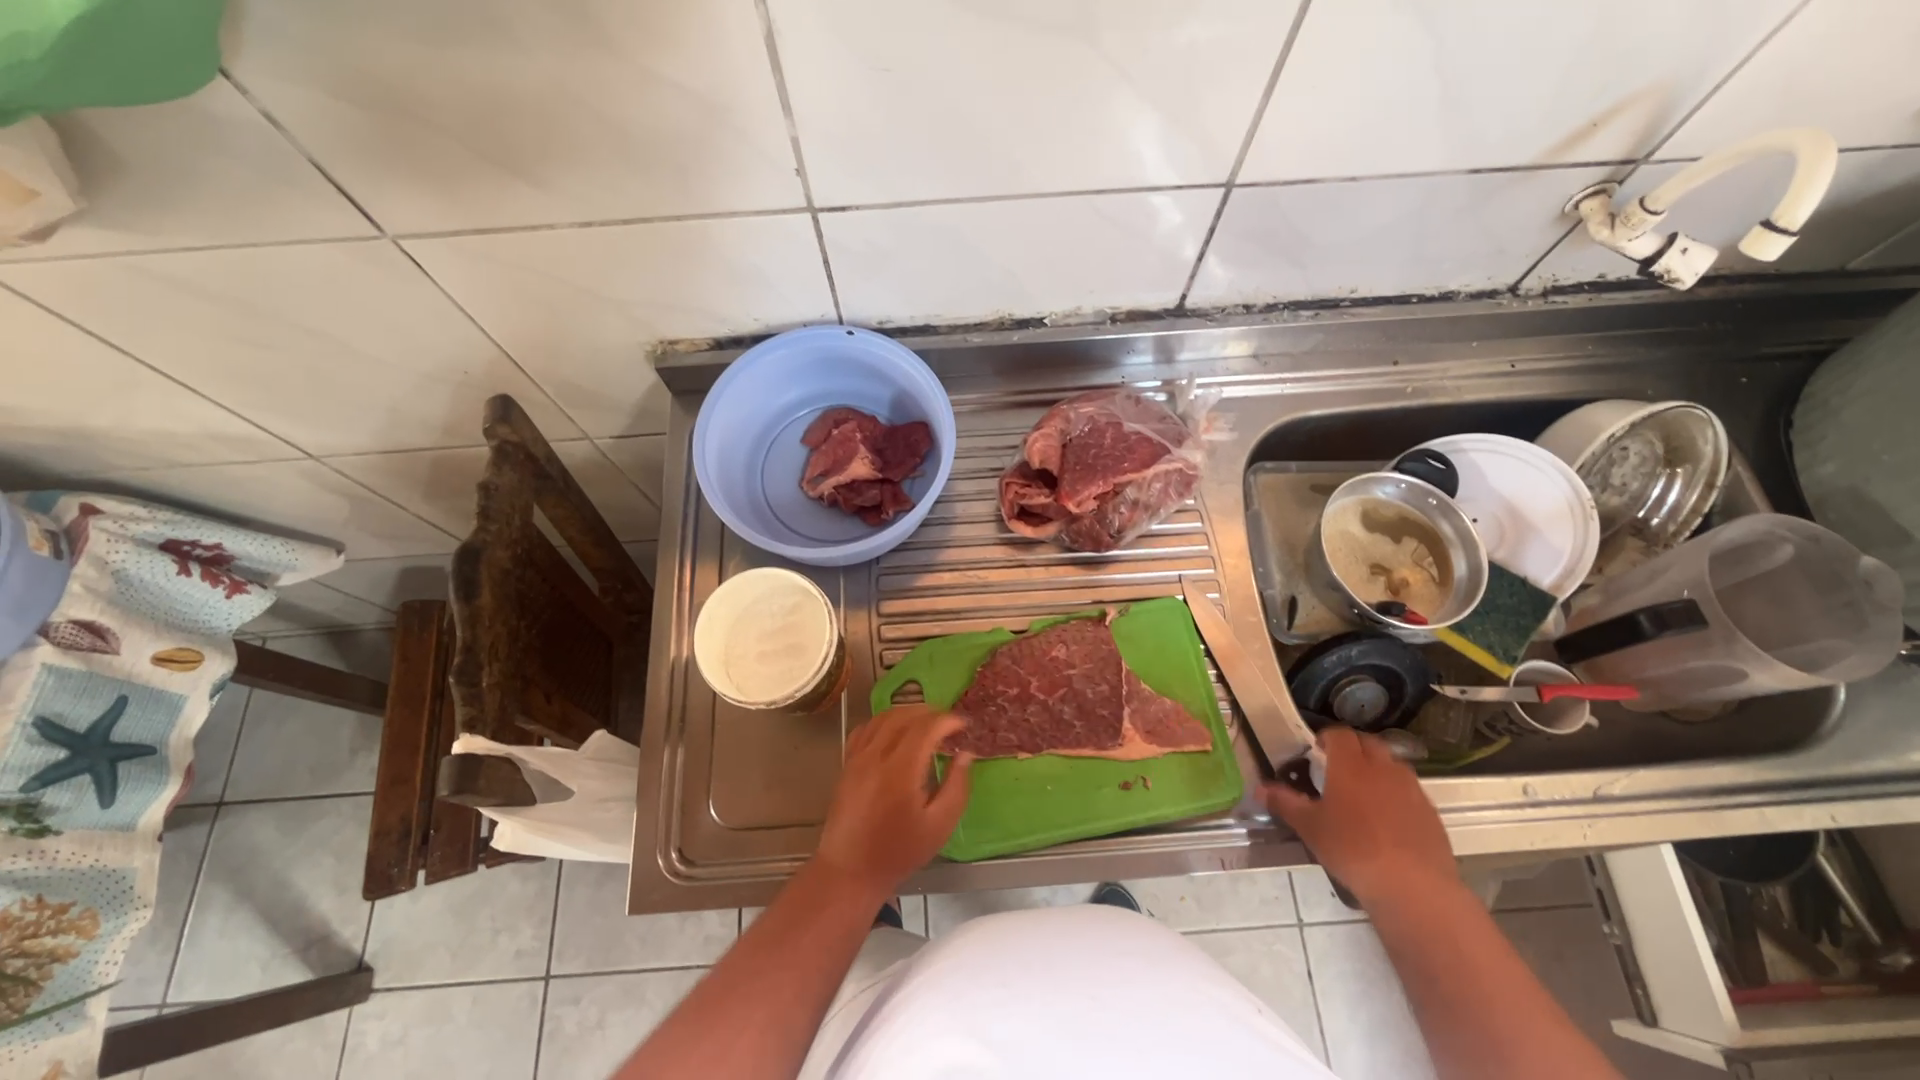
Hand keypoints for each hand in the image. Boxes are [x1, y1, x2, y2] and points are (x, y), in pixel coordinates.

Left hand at [815, 705, 973, 898]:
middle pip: (903, 715)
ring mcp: (857, 758)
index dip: (948, 720)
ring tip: (927, 723)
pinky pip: (865, 729)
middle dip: (930, 712)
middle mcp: (875, 756)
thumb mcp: (939, 825)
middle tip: (949, 723)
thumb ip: (957, 786)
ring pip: (882, 717)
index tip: (964, 726)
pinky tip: (895, 732)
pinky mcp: (847, 765)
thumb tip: (966, 755)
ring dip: (907, 713)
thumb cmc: (899, 852)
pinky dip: (884, 721)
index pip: (926, 727)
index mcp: (900, 770)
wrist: (851, 870)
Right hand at [1263, 726, 1455, 907]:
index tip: (1316, 752)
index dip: (1327, 738)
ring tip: (1362, 794)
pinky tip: (1386, 821)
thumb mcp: (1309, 828)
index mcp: (1351, 765)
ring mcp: (1411, 788)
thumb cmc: (1352, 850)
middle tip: (1336, 769)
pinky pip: (1408, 789)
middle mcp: (1383, 768)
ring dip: (1376, 769)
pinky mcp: (1429, 810)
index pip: (1340, 734)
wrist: (1411, 885)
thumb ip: (1284, 803)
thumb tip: (1259, 788)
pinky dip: (1395, 793)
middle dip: (1352, 749)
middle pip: (1368, 743)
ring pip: (1391, 764)